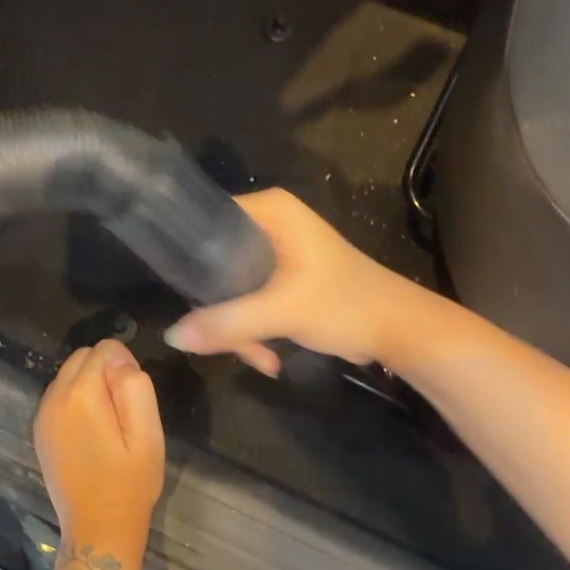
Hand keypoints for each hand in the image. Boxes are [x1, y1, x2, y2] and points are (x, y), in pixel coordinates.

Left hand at [35, 338, 165, 540]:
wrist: (97, 527)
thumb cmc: (130, 483)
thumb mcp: (148, 434)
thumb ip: (134, 387)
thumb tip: (118, 358)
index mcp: (81, 394)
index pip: (105, 349)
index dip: (127, 367)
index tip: (135, 401)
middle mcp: (54, 397)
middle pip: (82, 357)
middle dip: (105, 372)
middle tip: (125, 413)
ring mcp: (42, 415)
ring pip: (69, 375)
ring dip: (90, 386)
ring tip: (109, 425)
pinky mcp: (40, 431)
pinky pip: (59, 397)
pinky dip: (76, 402)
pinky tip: (91, 434)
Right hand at [163, 188, 420, 373]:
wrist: (397, 330)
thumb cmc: (346, 304)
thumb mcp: (282, 312)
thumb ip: (226, 323)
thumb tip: (172, 336)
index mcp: (271, 212)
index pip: (207, 221)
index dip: (189, 259)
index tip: (183, 297)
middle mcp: (270, 225)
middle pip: (215, 265)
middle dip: (221, 312)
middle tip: (229, 344)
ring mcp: (276, 255)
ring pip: (231, 291)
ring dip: (239, 330)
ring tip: (261, 358)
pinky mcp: (282, 283)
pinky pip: (248, 305)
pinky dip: (254, 332)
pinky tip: (269, 357)